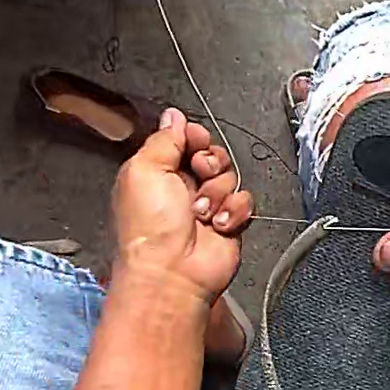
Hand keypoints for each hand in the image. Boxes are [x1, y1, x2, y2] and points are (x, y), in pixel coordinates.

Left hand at [111, 108, 252, 301]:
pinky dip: (234, 211)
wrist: (174, 272)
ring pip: (231, 177)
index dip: (194, 138)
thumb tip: (173, 116)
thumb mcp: (144, 168)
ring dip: (218, 192)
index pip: (186, 139)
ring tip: (202, 213)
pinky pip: (245, 201)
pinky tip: (218, 224)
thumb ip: (163, 138)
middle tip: (199, 176)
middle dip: (210, 163)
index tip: (193, 143)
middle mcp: (183, 187)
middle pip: (213, 155)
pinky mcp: (230, 222)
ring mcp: (208, 205)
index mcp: (158, 171)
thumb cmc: (150, 229)